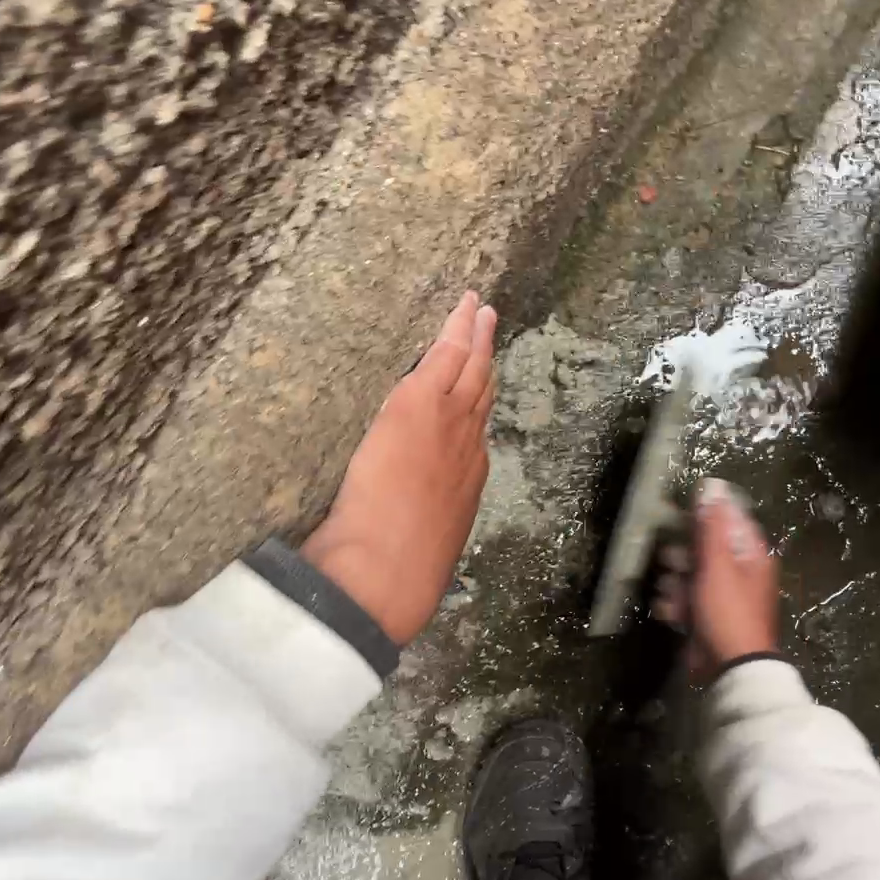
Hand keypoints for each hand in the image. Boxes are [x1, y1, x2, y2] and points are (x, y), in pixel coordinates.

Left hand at [302, 292, 497, 645]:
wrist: (387, 566)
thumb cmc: (398, 571)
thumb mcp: (427, 548)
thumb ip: (427, 524)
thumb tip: (425, 523)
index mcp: (466, 481)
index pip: (475, 432)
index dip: (477, 406)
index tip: (477, 392)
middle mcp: (469, 445)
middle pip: (482, 391)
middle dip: (487, 358)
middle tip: (491, 328)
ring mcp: (449, 421)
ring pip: (470, 367)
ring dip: (475, 337)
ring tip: (481, 311)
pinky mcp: (420, 402)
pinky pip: (444, 355)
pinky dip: (456, 330)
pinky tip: (464, 308)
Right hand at [654, 479, 779, 681]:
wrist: (730, 667)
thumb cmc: (727, 612)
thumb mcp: (717, 565)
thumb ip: (712, 526)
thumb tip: (712, 486)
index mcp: (750, 554)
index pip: (727, 519)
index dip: (704, 517)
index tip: (683, 521)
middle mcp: (738, 570)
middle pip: (701, 546)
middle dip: (682, 558)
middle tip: (678, 566)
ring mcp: (720, 593)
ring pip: (686, 572)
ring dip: (675, 585)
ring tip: (678, 599)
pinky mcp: (704, 613)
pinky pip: (682, 597)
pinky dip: (676, 605)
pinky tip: (676, 615)